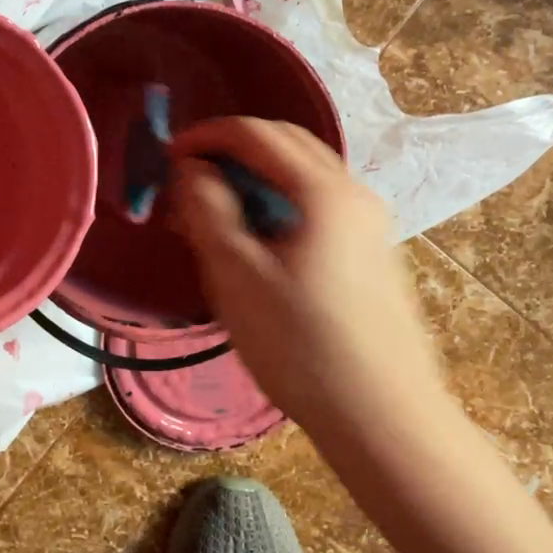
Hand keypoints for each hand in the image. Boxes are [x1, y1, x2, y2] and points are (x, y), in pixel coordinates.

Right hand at [168, 118, 446, 435]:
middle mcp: (355, 193)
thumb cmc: (302, 347)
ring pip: (302, 174)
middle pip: (286, 143)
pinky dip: (277, 201)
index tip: (167, 157)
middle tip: (186, 179)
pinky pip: (316, 203)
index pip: (257, 133)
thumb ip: (208, 209)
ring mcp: (370, 223)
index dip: (206, 136)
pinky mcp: (371, 252)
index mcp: (324, 191)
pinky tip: (254, 241)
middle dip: (231, 151)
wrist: (385, 418)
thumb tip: (193, 169)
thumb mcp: (236, 276)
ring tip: (212, 213)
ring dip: (253, 178)